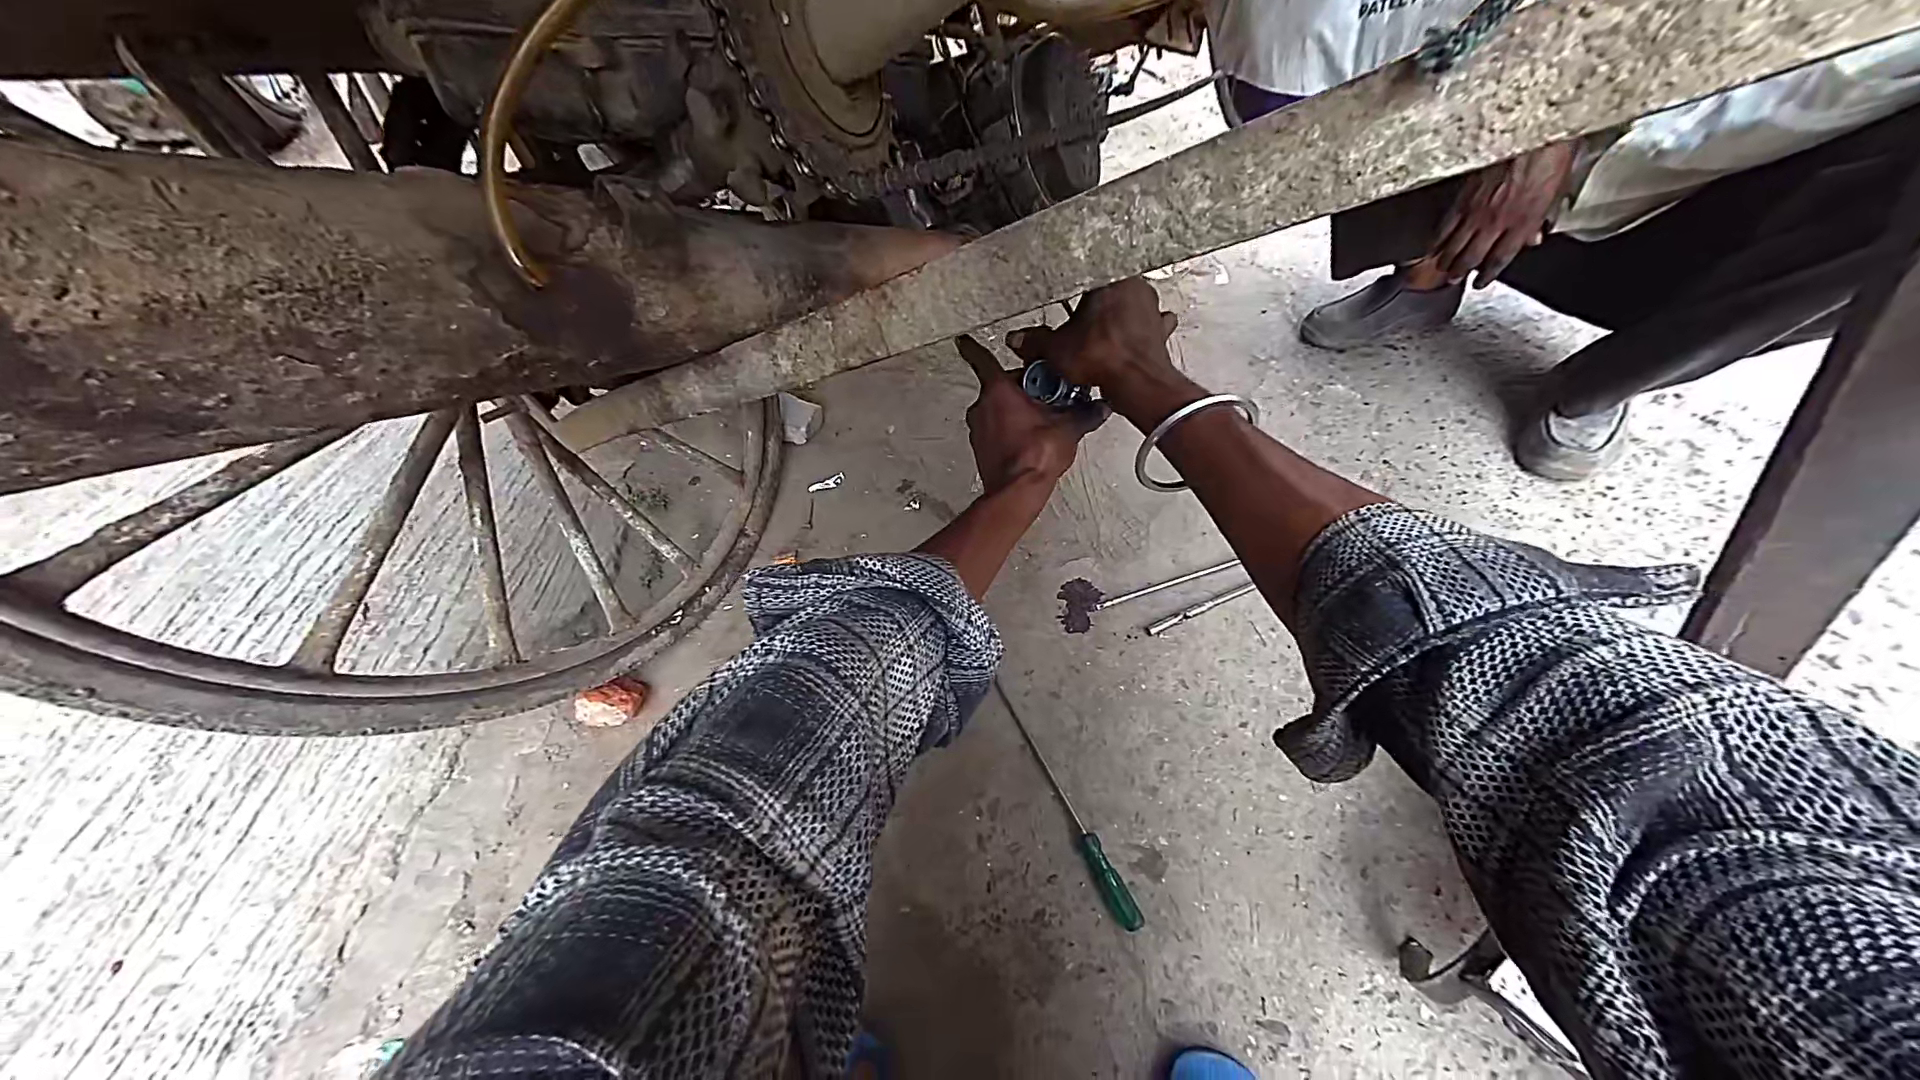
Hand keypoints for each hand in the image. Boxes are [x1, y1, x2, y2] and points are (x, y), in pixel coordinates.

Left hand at [955, 334, 1107, 491]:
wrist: (1018, 490)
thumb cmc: (1034, 457)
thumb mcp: (1068, 427)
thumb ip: (1084, 412)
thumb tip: (1097, 408)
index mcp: (998, 390)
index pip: (982, 359)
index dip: (973, 347)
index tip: (965, 341)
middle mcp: (982, 407)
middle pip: (1000, 384)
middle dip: (1022, 385)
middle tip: (1046, 393)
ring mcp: (978, 429)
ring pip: (997, 408)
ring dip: (1016, 408)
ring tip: (1042, 418)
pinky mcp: (981, 448)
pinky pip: (995, 428)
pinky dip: (1010, 427)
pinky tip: (1031, 436)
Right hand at [1005, 279, 1178, 388]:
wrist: (1136, 382)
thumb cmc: (1104, 356)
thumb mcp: (1055, 348)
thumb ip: (1035, 341)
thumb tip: (1018, 339)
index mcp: (1108, 277)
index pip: (1087, 274)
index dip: (1073, 287)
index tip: (1066, 296)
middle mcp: (1134, 287)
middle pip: (1109, 290)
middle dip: (1095, 305)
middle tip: (1079, 320)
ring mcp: (1151, 309)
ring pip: (1129, 306)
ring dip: (1116, 317)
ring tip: (1098, 334)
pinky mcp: (1160, 332)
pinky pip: (1147, 328)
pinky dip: (1135, 335)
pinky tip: (1124, 344)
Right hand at [1429, 140, 1576, 287]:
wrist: (1532, 130)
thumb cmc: (1549, 152)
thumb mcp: (1558, 187)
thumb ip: (1542, 217)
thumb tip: (1534, 236)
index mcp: (1524, 220)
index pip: (1502, 257)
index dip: (1489, 274)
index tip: (1482, 281)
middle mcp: (1497, 221)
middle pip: (1471, 258)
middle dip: (1461, 271)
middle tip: (1455, 278)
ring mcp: (1476, 212)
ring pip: (1454, 247)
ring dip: (1447, 261)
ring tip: (1442, 268)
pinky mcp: (1462, 200)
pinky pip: (1444, 228)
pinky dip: (1437, 241)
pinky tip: (1432, 248)